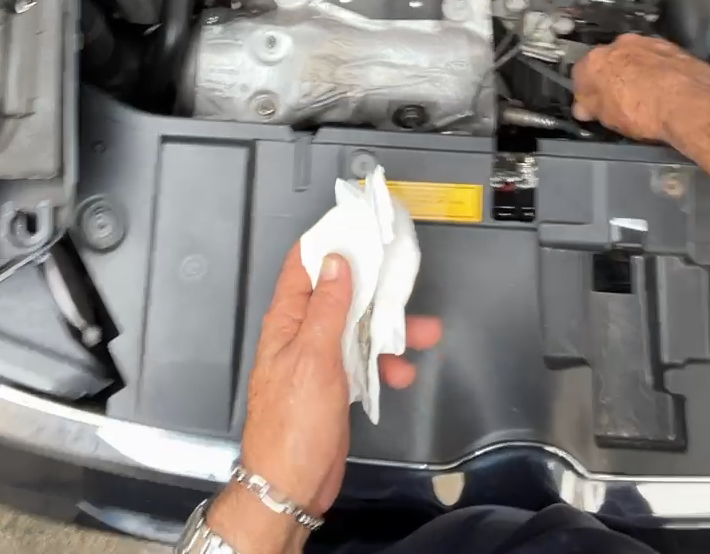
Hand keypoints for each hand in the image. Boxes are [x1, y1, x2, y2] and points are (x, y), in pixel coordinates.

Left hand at [211, 246, 442, 552]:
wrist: (291, 484)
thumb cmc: (292, 422)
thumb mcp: (314, 356)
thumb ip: (327, 307)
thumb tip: (335, 261)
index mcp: (288, 318)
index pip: (304, 264)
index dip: (327, 242)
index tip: (354, 225)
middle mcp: (301, 332)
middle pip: (339, 293)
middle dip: (372, 287)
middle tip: (401, 277)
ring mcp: (318, 357)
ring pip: (356, 327)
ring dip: (387, 328)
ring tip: (421, 332)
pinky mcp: (334, 382)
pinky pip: (362, 359)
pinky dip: (382, 361)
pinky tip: (400, 370)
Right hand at [573, 34, 709, 144]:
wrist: (692, 105)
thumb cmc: (645, 112)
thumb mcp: (607, 119)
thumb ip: (591, 107)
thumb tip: (584, 107)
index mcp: (595, 61)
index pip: (580, 75)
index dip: (585, 92)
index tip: (591, 105)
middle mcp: (619, 45)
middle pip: (608, 62)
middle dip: (611, 78)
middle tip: (618, 101)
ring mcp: (647, 44)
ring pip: (634, 57)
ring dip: (635, 72)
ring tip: (645, 97)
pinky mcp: (673, 48)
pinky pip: (658, 59)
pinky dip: (658, 71)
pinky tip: (665, 90)